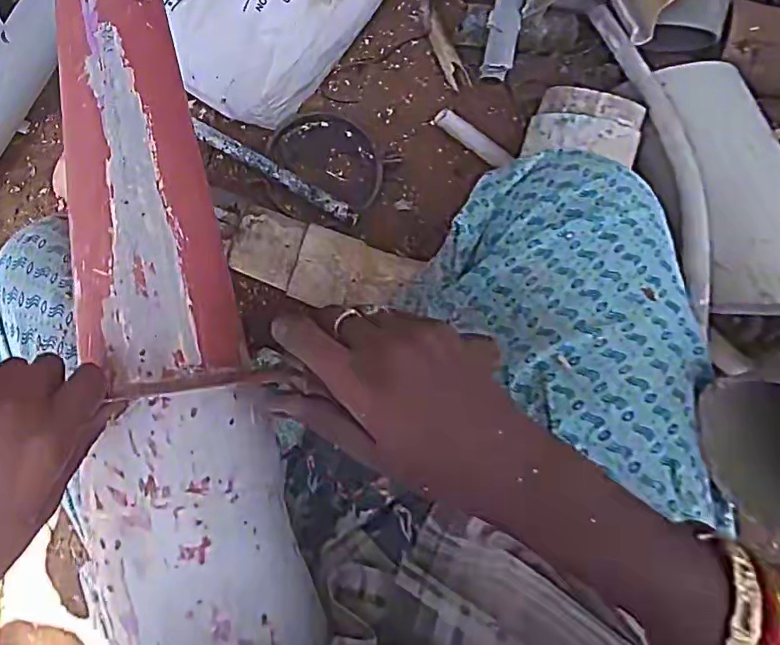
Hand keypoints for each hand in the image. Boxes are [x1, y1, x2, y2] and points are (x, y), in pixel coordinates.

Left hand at [0, 356, 110, 643]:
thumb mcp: (46, 502)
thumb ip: (76, 445)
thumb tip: (98, 409)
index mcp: (48, 437)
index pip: (89, 378)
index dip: (86, 392)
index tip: (79, 401)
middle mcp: (14, 407)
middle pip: (49, 365)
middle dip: (47, 389)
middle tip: (31, 422)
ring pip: (12, 367)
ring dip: (12, 389)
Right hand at [274, 310, 734, 644]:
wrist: (505, 461)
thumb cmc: (429, 466)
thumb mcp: (368, 451)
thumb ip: (318, 415)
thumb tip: (274, 395)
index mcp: (359, 381)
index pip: (303, 333)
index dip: (286, 330)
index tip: (283, 336)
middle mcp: (383, 344)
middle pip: (335, 316)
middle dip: (327, 332)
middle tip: (338, 362)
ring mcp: (417, 330)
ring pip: (369, 313)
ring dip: (363, 331)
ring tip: (382, 367)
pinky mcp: (443, 326)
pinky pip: (402, 317)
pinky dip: (396, 333)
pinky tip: (413, 364)